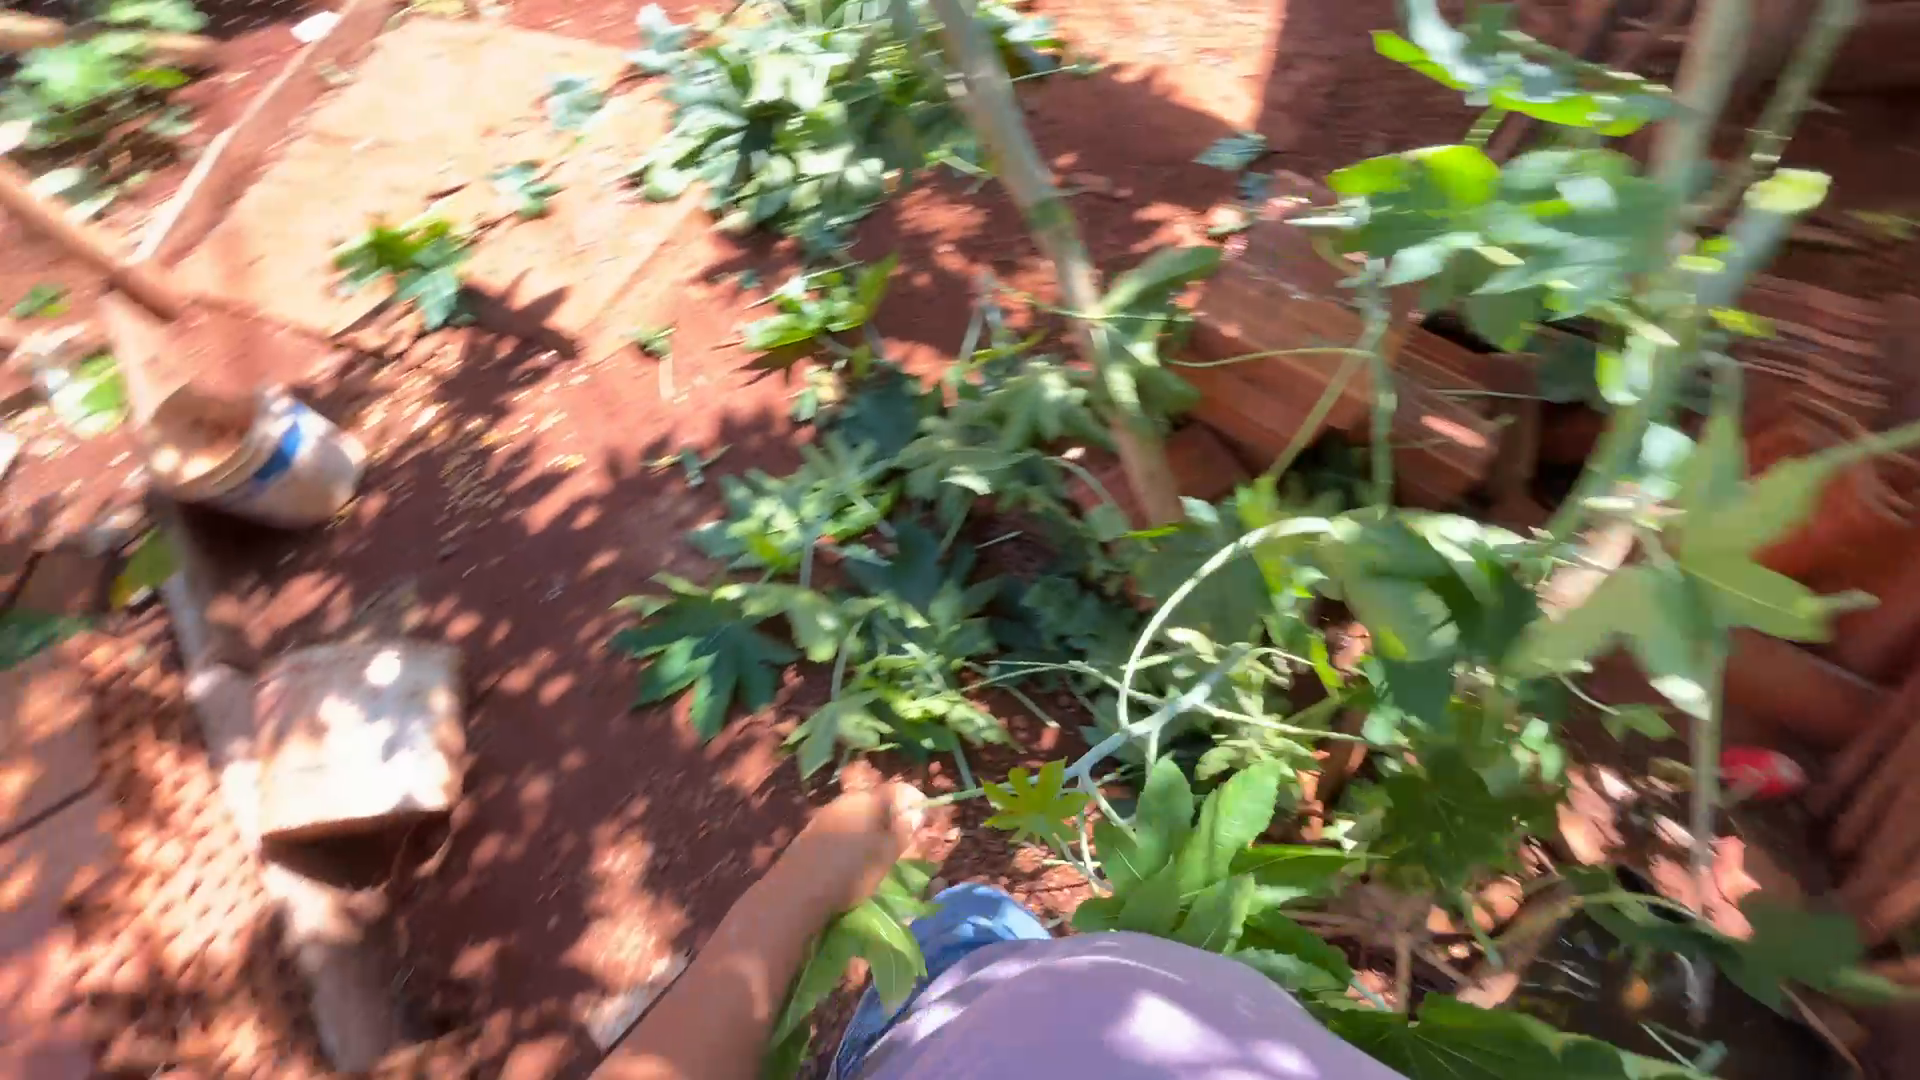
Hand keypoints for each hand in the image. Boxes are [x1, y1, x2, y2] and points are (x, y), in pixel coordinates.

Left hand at [772, 783, 925, 917]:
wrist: (796, 891)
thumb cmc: (850, 871)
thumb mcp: (885, 854)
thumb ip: (902, 831)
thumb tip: (915, 812)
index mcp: (868, 799)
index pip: (898, 791)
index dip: (913, 803)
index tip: (921, 823)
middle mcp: (846, 800)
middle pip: (876, 801)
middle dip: (891, 816)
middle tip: (901, 841)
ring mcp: (826, 814)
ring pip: (857, 814)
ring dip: (871, 827)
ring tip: (877, 853)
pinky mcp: (811, 832)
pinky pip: (841, 826)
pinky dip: (852, 837)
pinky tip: (850, 858)